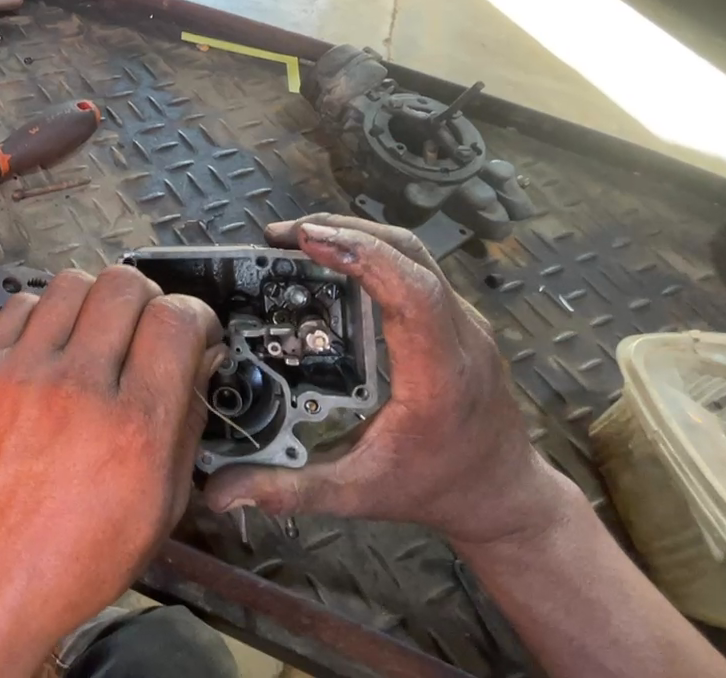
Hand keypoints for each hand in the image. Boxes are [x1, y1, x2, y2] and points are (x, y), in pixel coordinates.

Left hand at [0, 267, 223, 651]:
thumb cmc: (81, 552)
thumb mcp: (162, 502)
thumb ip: (187, 420)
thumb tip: (201, 357)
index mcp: (135, 426)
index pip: (176, 321)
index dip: (194, 316)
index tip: (191, 328)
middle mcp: (79, 386)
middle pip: (125, 285)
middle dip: (148, 299)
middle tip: (143, 327)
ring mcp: (25, 371)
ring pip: (73, 282)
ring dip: (95, 300)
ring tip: (95, 332)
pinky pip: (22, 304)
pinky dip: (45, 314)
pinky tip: (52, 344)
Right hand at [204, 214, 563, 545]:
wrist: (506, 495)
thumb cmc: (437, 490)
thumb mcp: (360, 495)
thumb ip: (291, 490)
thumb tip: (219, 493)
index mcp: (441, 372)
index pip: (413, 291)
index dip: (361, 256)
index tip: (305, 240)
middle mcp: (460, 334)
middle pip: (409, 252)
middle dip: (343, 230)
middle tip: (278, 236)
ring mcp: (462, 320)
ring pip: (412, 250)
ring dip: (353, 233)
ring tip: (293, 239)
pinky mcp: (453, 317)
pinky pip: (412, 265)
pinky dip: (366, 249)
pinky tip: (327, 260)